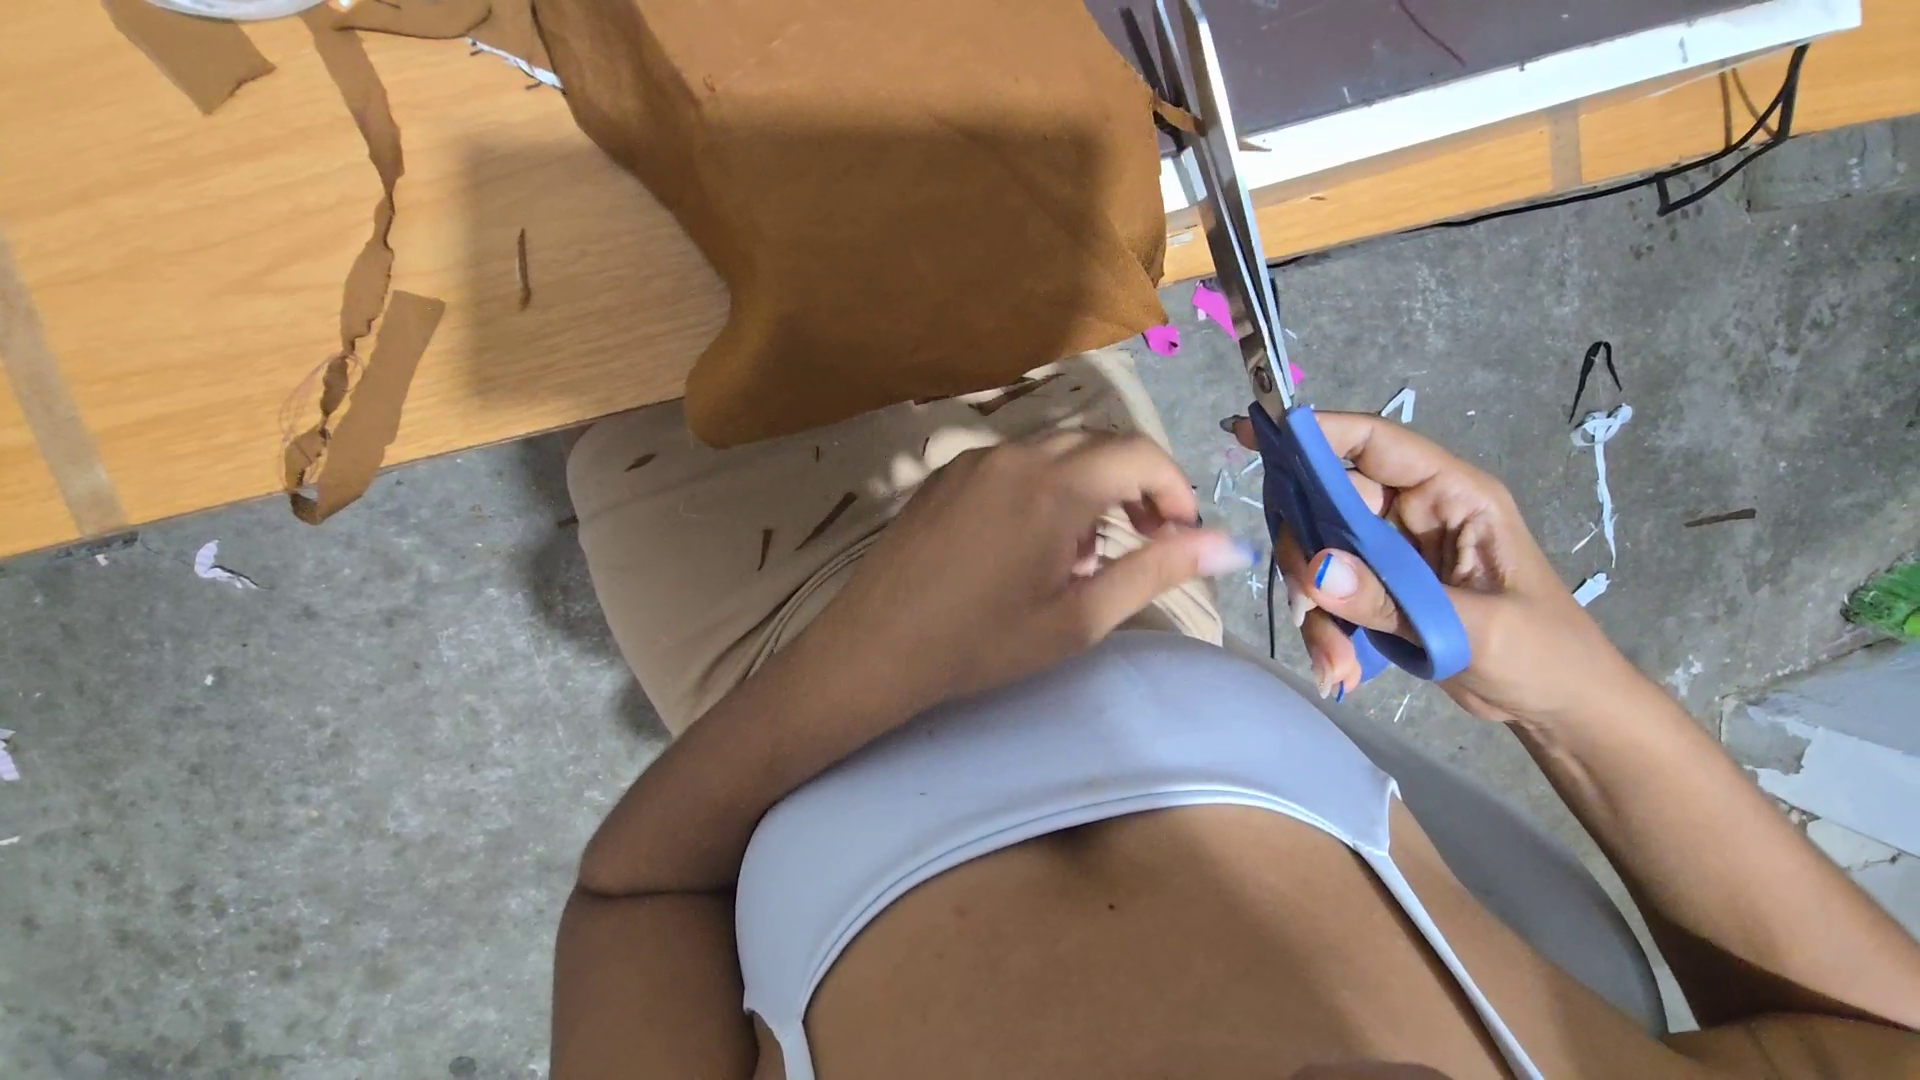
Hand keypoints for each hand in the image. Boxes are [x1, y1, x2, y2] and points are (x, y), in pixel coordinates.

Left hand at [797, 432, 1255, 717]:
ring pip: (1056, 451)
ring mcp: (973, 461)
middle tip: (1143, 542)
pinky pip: (1014, 464)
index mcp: (1055, 487)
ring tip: (1081, 556)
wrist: (873, 648)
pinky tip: (1028, 545)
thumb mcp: (1078, 618)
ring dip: (1089, 487)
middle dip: (1135, 485)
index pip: (1140, 454)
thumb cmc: (982, 644)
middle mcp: (1015, 455)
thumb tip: (1230, 545)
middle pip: (1099, 444)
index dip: (1175, 489)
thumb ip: (1156, 570)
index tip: (1182, 535)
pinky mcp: (945, 475)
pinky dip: (1044, 487)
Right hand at [1228, 412, 1630, 725]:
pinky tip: (1339, 668)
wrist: (1557, 707)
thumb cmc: (1545, 655)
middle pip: (1327, 503)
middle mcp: (1412, 514)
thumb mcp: (1474, 629)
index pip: (1375, 443)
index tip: (1256, 436)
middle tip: (1303, 599)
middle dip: (1305, 553)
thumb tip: (1315, 569)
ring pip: (1317, 554)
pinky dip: (1324, 630)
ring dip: (1315, 607)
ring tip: (1334, 659)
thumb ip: (1390, 599)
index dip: (1318, 435)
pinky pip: (1326, 594)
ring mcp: (1390, 553)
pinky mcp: (1375, 589)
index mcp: (1452, 496)